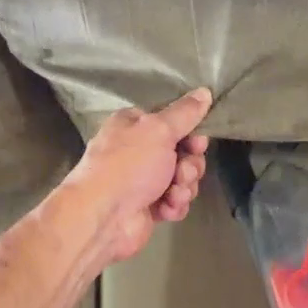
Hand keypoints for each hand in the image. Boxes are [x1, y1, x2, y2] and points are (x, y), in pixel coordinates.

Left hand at [67, 88, 212, 262]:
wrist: (103, 216)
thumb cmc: (128, 165)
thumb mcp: (158, 130)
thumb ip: (184, 113)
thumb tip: (204, 91)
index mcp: (135, 125)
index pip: (174, 123)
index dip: (191, 135)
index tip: (198, 144)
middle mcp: (140, 150)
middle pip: (184, 154)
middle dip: (190, 166)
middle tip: (181, 173)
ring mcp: (144, 180)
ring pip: (183, 180)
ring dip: (184, 188)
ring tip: (171, 195)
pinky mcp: (150, 206)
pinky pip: (176, 202)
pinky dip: (174, 206)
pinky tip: (165, 209)